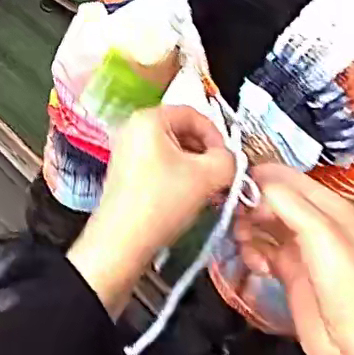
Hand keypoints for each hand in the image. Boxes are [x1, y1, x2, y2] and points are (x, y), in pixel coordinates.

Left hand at [66, 106, 234, 314]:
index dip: (217, 135)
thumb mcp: (206, 176)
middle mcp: (134, 127)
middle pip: (183, 130)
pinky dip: (180, 175)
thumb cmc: (162, 200)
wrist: (123, 240)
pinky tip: (192, 197)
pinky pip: (161, 163)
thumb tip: (230, 158)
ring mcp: (128, 149)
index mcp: (148, 118)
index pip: (193, 114)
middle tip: (223, 177)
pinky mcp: (127, 170)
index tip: (229, 159)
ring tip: (211, 191)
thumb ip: (228, 160)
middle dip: (208, 153)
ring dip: (197, 167)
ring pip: (174, 150)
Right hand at [235, 165, 353, 354]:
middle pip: (268, 198)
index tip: (233, 184)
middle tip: (235, 217)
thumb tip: (252, 186)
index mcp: (329, 206)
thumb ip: (285, 201)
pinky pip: (259, 248)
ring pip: (260, 222)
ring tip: (246, 245)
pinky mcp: (288, 271)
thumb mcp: (320, 234)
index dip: (258, 177)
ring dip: (247, 229)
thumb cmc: (349, 291)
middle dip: (248, 204)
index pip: (285, 175)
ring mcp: (300, 247)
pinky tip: (256, 265)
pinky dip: (252, 252)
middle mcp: (314, 222)